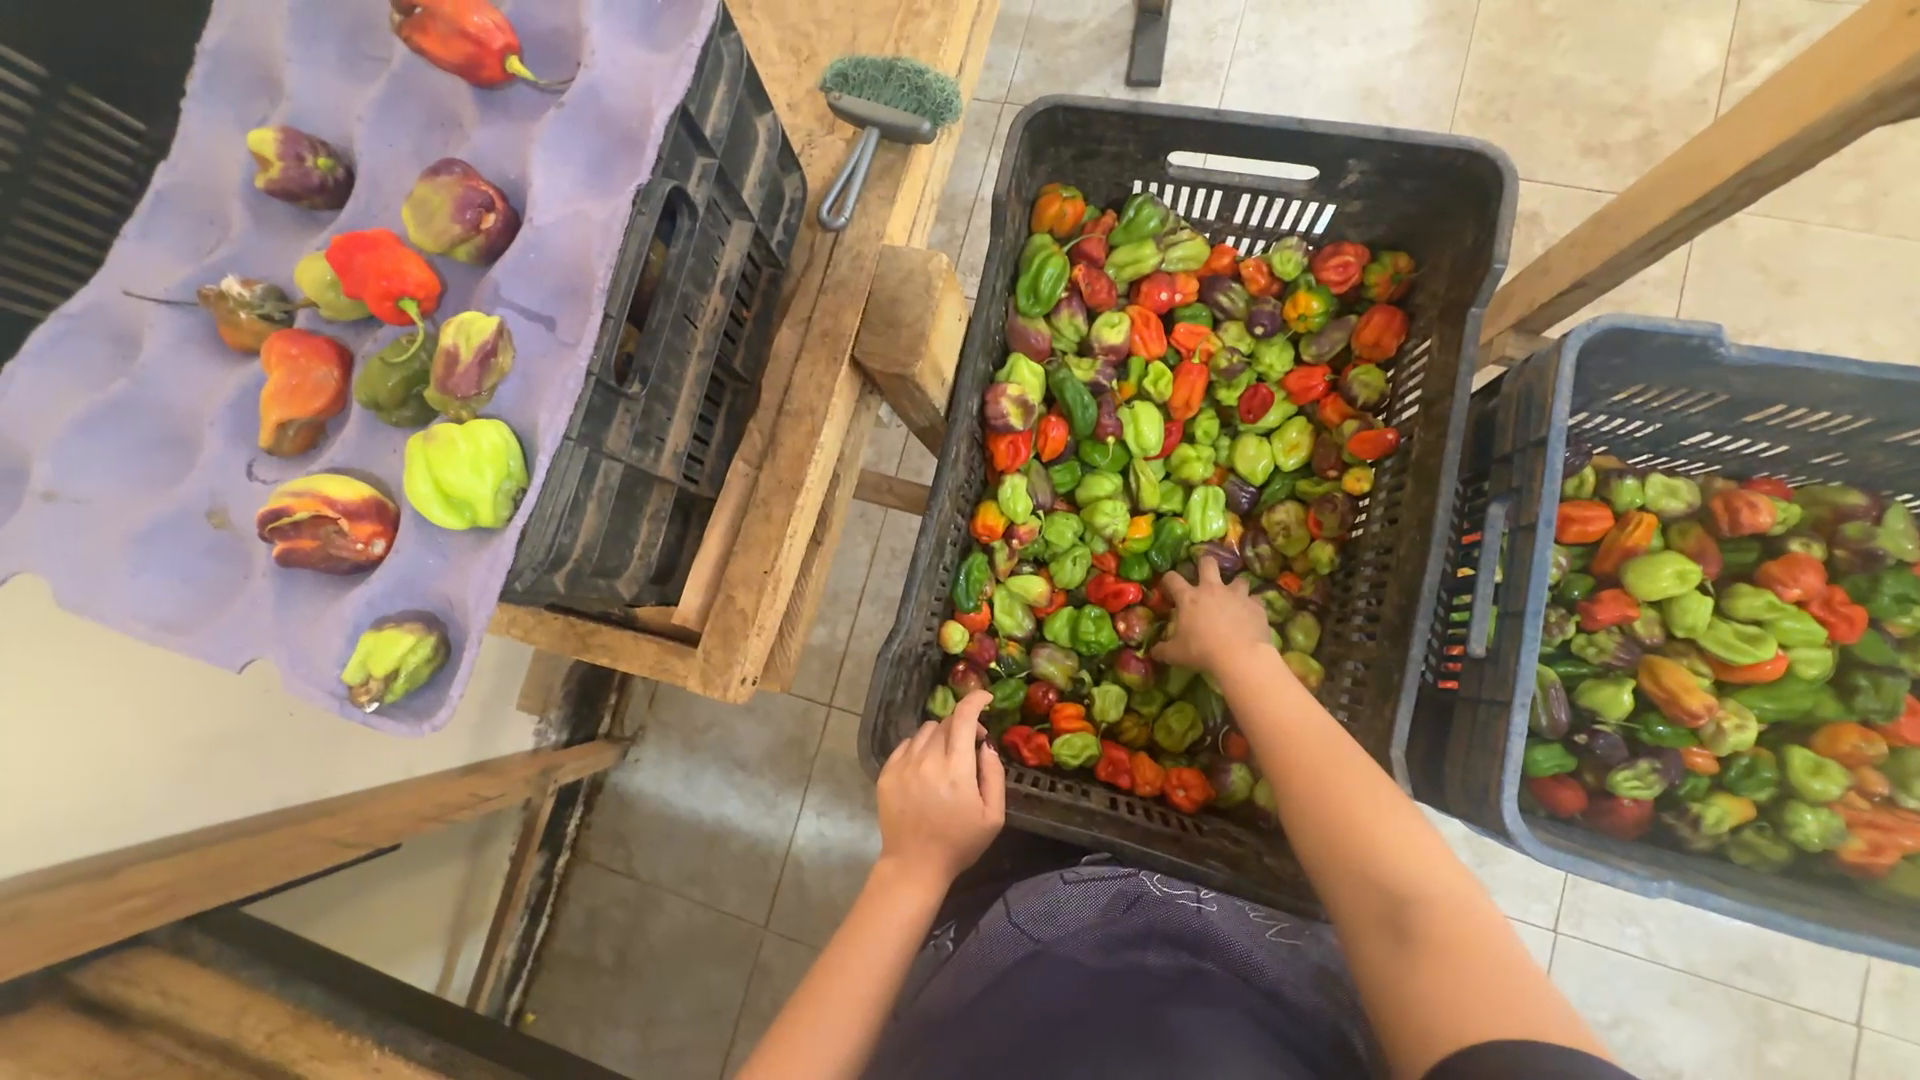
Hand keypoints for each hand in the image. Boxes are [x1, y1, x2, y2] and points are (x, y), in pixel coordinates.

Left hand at [876, 690, 1004, 887]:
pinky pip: (906, 745)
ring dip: (941, 736)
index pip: (963, 718)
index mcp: (956, 770)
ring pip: (925, 731)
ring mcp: (903, 765)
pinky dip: (920, 747)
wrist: (914, 865)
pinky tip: (926, 767)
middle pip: (945, 723)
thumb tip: (986, 746)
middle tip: (972, 744)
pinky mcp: (887, 773)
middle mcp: (927, 761)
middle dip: (963, 726)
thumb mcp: (993, 816)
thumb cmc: (959, 843)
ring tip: (948, 757)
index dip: (975, 701)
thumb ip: (994, 775)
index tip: (986, 698)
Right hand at [1152, 556, 1273, 675]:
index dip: (1168, 579)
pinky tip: (1250, 615)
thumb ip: (1163, 650)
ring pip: (1238, 579)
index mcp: (1189, 598)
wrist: (1240, 656)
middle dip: (1205, 564)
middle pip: (1208, 563)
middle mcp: (1212, 589)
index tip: (1168, 585)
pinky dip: (1252, 605)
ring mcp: (1237, 595)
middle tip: (1205, 574)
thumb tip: (1153, 652)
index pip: (1172, 578)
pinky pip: (1255, 599)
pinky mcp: (1256, 605)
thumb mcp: (1176, 654)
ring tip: (1233, 597)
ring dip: (1235, 586)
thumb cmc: (1202, 651)